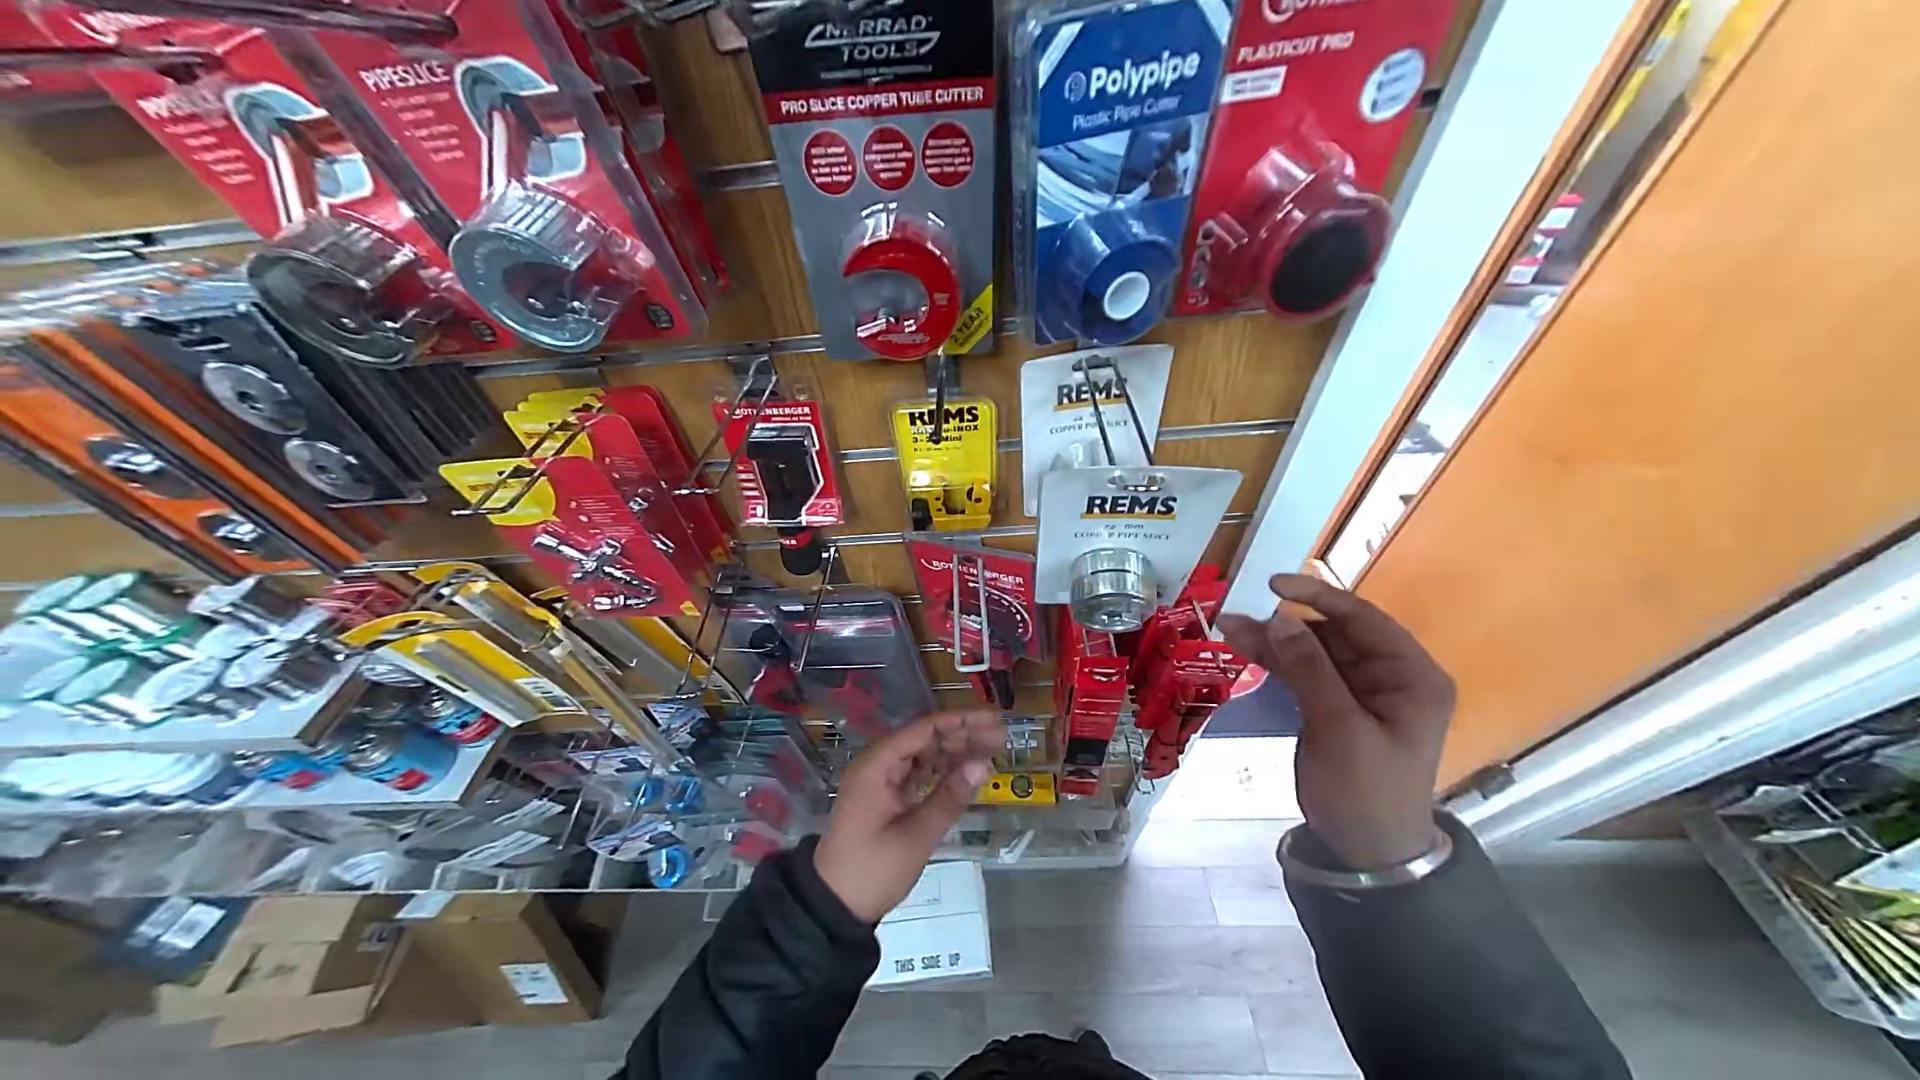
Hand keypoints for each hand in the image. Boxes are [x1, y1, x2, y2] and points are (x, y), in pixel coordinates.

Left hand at [813, 710, 1005, 921]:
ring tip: (991, 750)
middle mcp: (878, 765)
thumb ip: (950, 797)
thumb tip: (983, 765)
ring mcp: (881, 781)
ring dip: (956, 752)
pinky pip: (918, 774)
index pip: (922, 729)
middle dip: (963, 735)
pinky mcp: (886, 797)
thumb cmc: (873, 870)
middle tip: (1000, 736)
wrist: (834, 907)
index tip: (992, 720)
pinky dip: (942, 772)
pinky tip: (967, 772)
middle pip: (925, 739)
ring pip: (924, 755)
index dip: (960, 721)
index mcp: (877, 766)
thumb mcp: (916, 836)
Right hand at [1218, 574, 1454, 868]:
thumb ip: (1311, 670)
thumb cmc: (1366, 791)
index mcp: (1411, 676)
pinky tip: (1244, 649)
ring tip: (1229, 630)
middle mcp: (1388, 676)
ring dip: (1273, 641)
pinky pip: (1303, 673)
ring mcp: (1359, 692)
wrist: (1367, 850)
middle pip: (1332, 634)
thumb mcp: (1340, 729)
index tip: (1273, 584)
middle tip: (1237, 619)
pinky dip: (1275, 661)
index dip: (1318, 597)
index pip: (1364, 620)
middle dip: (1285, 624)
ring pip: (1311, 651)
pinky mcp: (1334, 707)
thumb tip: (1279, 619)